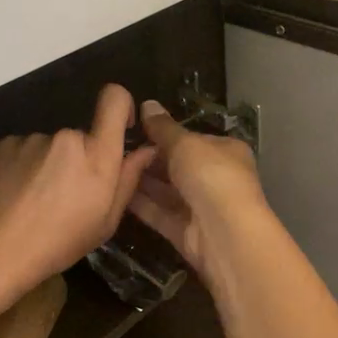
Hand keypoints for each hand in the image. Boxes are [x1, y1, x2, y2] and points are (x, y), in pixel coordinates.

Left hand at [0, 85, 156, 291]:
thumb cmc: (57, 244)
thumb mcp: (104, 223)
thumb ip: (128, 180)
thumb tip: (146, 149)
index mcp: (97, 155)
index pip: (114, 99)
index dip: (122, 105)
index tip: (120, 126)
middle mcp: (66, 137)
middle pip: (82, 135)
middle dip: (80, 157)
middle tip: (67, 195)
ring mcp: (33, 138)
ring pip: (52, 146)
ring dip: (50, 164)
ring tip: (36, 200)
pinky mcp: (6, 144)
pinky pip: (26, 149)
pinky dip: (25, 167)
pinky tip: (16, 195)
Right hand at [127, 100, 267, 284]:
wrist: (225, 234)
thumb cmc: (211, 176)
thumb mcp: (185, 144)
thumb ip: (163, 127)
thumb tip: (148, 104)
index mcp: (226, 152)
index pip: (194, 140)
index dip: (167, 135)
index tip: (137, 130)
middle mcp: (216, 179)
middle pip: (179, 166)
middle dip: (151, 159)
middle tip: (117, 149)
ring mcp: (201, 208)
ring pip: (167, 192)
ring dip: (143, 181)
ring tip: (111, 168)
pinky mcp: (186, 233)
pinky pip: (160, 214)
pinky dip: (142, 205)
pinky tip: (116, 193)